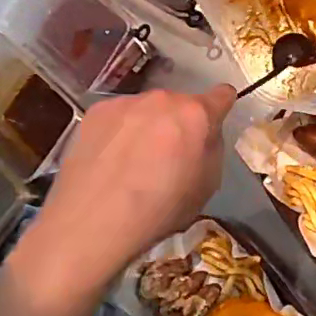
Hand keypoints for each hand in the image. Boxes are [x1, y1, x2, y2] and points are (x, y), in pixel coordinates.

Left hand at [24, 86, 237, 288]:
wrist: (94, 220)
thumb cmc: (161, 209)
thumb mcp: (207, 186)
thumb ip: (211, 149)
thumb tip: (204, 135)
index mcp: (196, 115)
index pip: (221, 95)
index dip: (221, 108)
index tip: (213, 125)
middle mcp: (162, 99)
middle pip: (180, 104)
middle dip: (179, 124)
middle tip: (169, 156)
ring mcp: (126, 102)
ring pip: (147, 110)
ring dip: (149, 126)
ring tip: (133, 161)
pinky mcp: (96, 112)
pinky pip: (119, 117)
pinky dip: (120, 132)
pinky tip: (110, 160)